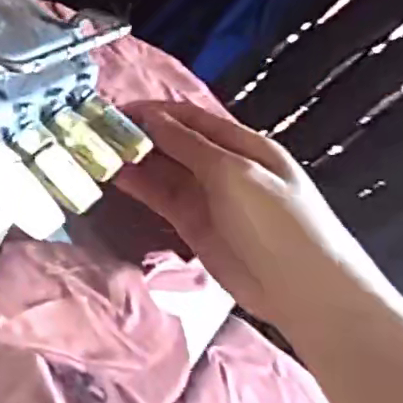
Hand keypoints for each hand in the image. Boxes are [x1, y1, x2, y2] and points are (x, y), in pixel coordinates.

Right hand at [116, 100, 359, 322]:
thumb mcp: (234, 173)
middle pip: (173, 141)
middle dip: (138, 133)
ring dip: (133, 159)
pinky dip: (138, 185)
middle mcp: (221, 165)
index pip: (189, 117)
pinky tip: (113, 177)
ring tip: (96, 152)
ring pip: (162, 169)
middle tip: (95, 131)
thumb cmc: (277, 222)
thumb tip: (152, 116)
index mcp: (241, 144)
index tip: (115, 110)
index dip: (153, 111)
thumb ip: (189, 144)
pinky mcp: (193, 225)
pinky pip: (161, 197)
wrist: (306, 293)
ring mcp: (207, 196)